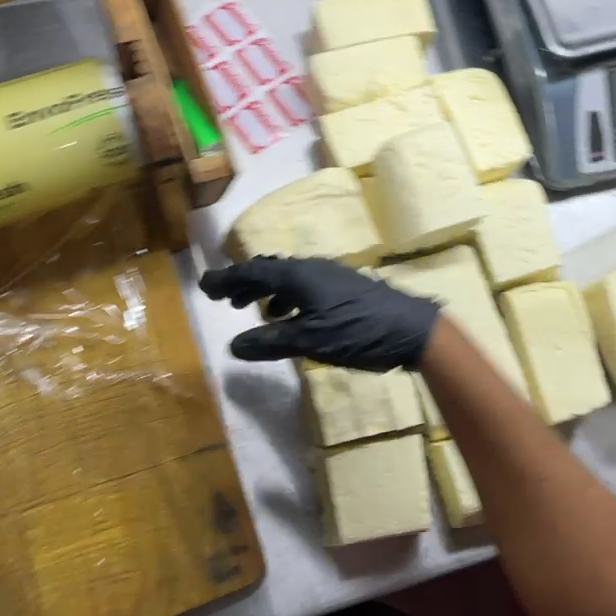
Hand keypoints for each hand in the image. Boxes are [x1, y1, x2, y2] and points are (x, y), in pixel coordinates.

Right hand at [199, 256, 440, 370]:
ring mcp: (330, 277)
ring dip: (265, 291)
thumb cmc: (358, 333)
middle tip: (224, 298)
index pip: (253, 273)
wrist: (411, 329)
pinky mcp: (344, 288)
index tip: (205, 286)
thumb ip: (270, 342)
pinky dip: (287, 298)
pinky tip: (290, 317)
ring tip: (252, 309)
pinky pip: (303, 287)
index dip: (227, 280)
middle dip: (244, 282)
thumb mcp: (309, 341)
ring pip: (287, 279)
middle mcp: (311, 269)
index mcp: (299, 277)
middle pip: (269, 271)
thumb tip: (233, 345)